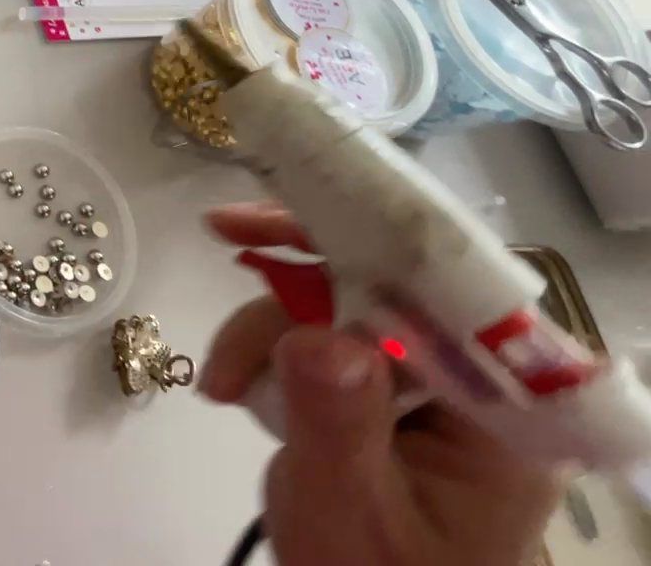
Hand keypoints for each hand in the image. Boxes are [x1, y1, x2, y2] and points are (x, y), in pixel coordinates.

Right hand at [199, 203, 559, 565]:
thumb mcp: (348, 506)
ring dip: (263, 329)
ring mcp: (428, 384)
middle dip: (289, 288)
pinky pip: (320, 331)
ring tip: (221, 385)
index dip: (362, 238)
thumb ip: (336, 422)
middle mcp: (476, 384)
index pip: (447, 292)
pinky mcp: (384, 389)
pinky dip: (266, 343)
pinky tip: (238, 378)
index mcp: (503, 413)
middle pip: (378, 285)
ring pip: (334, 303)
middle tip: (222, 269)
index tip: (266, 220)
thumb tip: (315, 337)